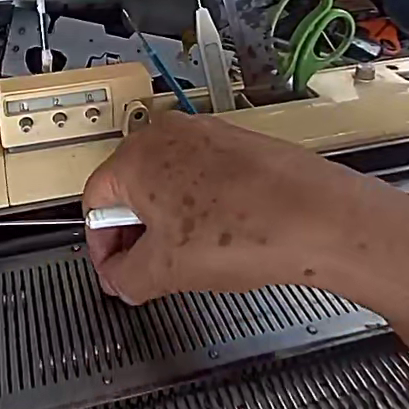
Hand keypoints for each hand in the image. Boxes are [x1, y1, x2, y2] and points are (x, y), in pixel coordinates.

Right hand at [81, 109, 396, 303]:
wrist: (314, 214)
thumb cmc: (246, 229)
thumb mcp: (165, 271)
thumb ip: (124, 276)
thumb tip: (120, 275)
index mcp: (136, 156)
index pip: (94, 202)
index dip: (101, 246)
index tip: (114, 270)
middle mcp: (167, 134)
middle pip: (128, 185)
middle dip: (134, 231)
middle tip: (147, 267)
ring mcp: (203, 132)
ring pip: (164, 178)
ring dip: (166, 217)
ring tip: (190, 253)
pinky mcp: (232, 140)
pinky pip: (197, 171)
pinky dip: (197, 202)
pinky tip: (218, 231)